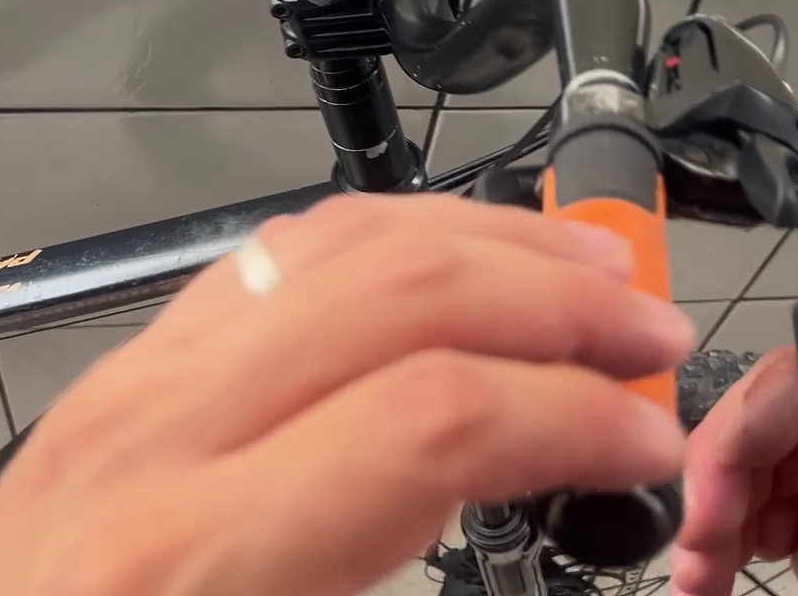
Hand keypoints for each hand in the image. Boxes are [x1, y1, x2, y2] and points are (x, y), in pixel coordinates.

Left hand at [0, 194, 696, 595]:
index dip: (571, 415)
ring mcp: (145, 366)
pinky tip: (459, 251)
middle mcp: (161, 425)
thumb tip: (531, 485)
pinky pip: (290, 250)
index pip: (430, 419)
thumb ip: (411, 571)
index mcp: (192, 558)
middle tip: (648, 329)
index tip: (653, 438)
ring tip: (580, 265)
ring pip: (349, 240)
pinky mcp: (145, 350)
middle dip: (554, 301)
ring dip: (487, 242)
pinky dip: (399, 235)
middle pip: (401, 294)